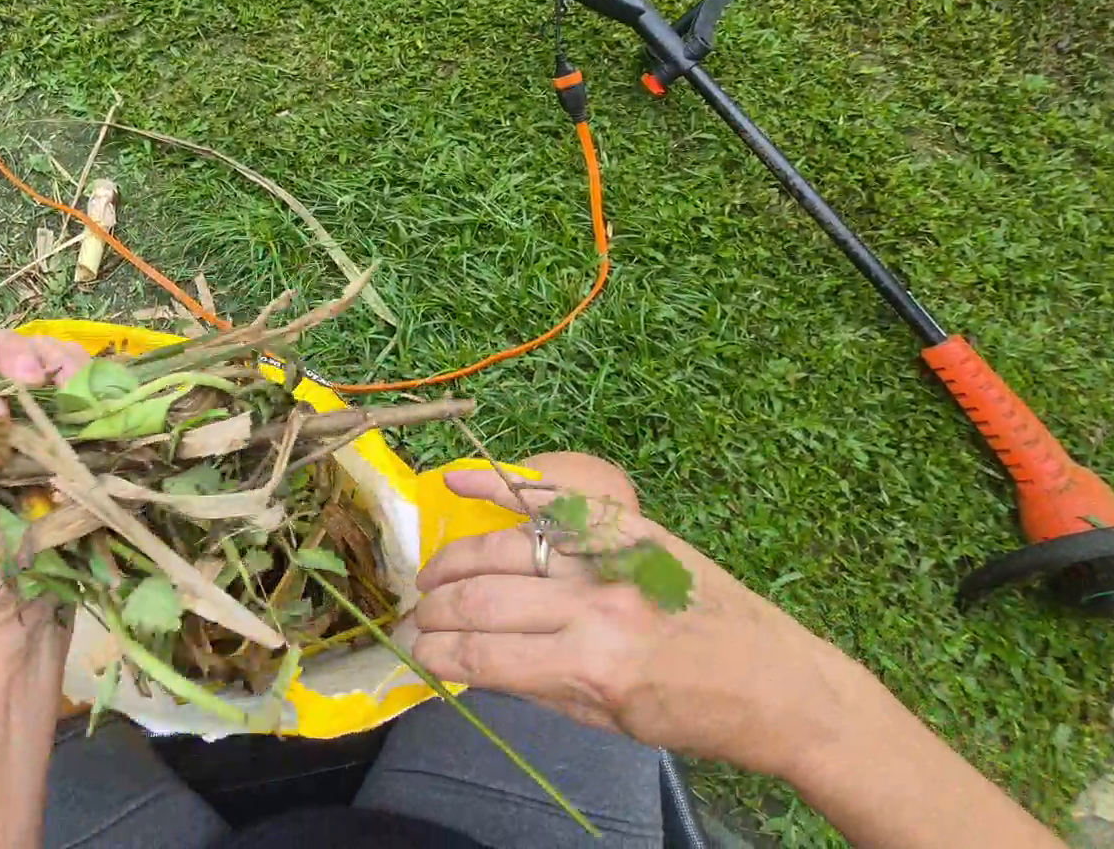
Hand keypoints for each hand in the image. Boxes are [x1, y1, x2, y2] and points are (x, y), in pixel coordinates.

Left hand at [0, 331, 90, 656]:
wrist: (19, 639)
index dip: (10, 355)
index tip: (31, 378)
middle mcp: (5, 427)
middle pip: (36, 363)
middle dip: (56, 362)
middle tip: (70, 389)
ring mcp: (46, 444)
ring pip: (75, 386)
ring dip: (90, 385)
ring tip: (98, 408)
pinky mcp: (81, 466)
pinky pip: (102, 423)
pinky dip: (114, 415)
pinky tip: (119, 424)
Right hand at [411, 454, 863, 778]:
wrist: (787, 686)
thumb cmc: (696, 717)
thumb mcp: (611, 723)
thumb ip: (532, 686)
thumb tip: (466, 661)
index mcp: (592, 667)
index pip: (482, 657)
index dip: (436, 655)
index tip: (414, 653)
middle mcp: (593, 606)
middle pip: (481, 598)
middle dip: (434, 611)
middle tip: (417, 618)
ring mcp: (608, 557)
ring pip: (500, 548)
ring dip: (450, 563)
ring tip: (429, 579)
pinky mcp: (624, 527)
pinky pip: (549, 497)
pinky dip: (497, 484)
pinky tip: (455, 479)